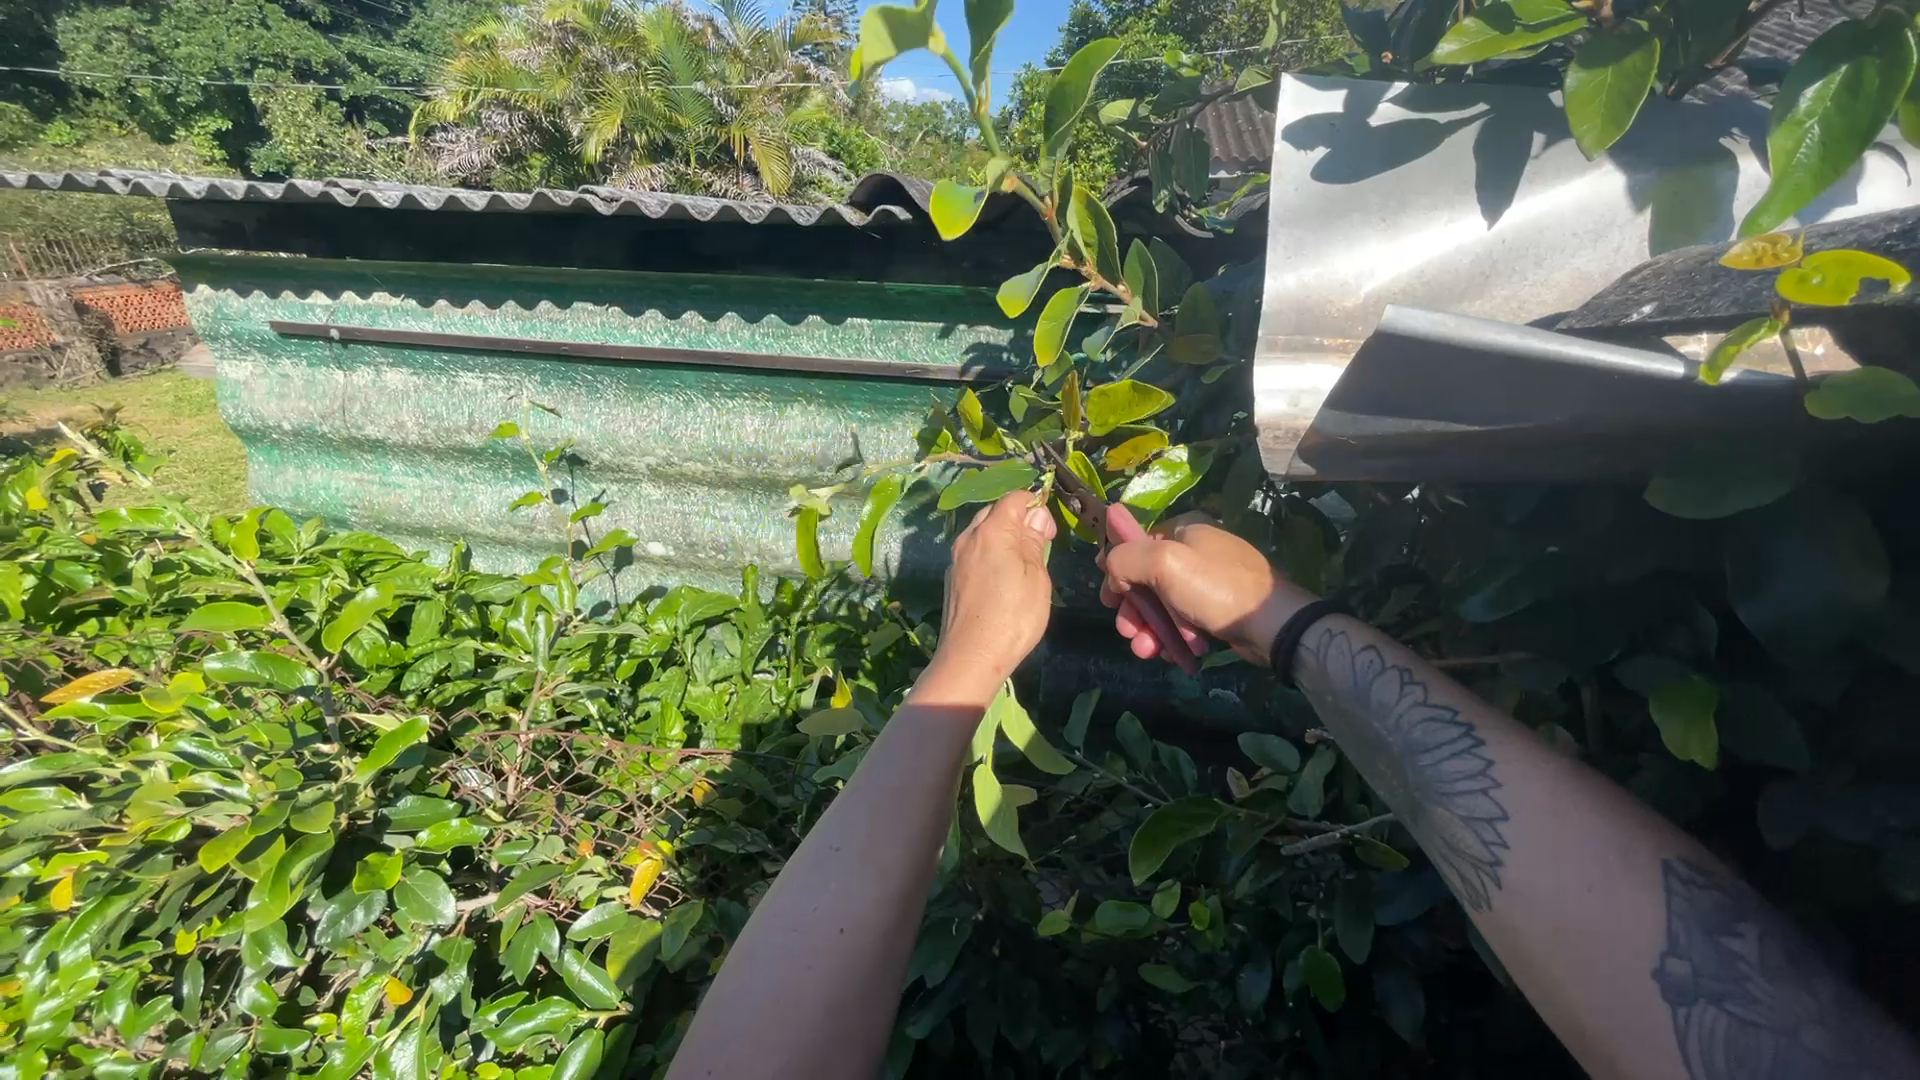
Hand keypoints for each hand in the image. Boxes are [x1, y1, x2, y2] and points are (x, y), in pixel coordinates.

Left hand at [920, 490, 1056, 704]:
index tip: (1050, 532)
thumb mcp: (1036, 577)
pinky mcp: (952, 578)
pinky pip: (974, 553)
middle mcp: (969, 537)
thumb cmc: (1013, 616)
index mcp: (992, 531)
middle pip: (995, 513)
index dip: (1036, 506)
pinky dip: (989, 555)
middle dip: (1018, 521)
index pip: (1014, 499)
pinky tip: (1001, 580)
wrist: (972, 656)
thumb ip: (1034, 542)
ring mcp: (956, 558)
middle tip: (1039, 547)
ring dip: (1003, 538)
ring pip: (982, 533)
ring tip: (1022, 565)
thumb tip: (1037, 515)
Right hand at [1099, 513, 1317, 665]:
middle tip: (1129, 633)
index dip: (1116, 570)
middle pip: (1144, 580)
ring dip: (1149, 630)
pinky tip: (1171, 654)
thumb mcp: (1163, 563)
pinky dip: (1172, 637)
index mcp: (1182, 530)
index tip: (1109, 598)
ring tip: (1148, 651)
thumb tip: (1111, 572)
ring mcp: (1206, 582)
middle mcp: (1193, 552)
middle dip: (1133, 610)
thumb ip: (1125, 559)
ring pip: (1161, 605)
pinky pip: (1181, 622)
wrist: (1272, 625)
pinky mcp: (1216, 610)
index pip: (1135, 544)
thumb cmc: (1215, 588)